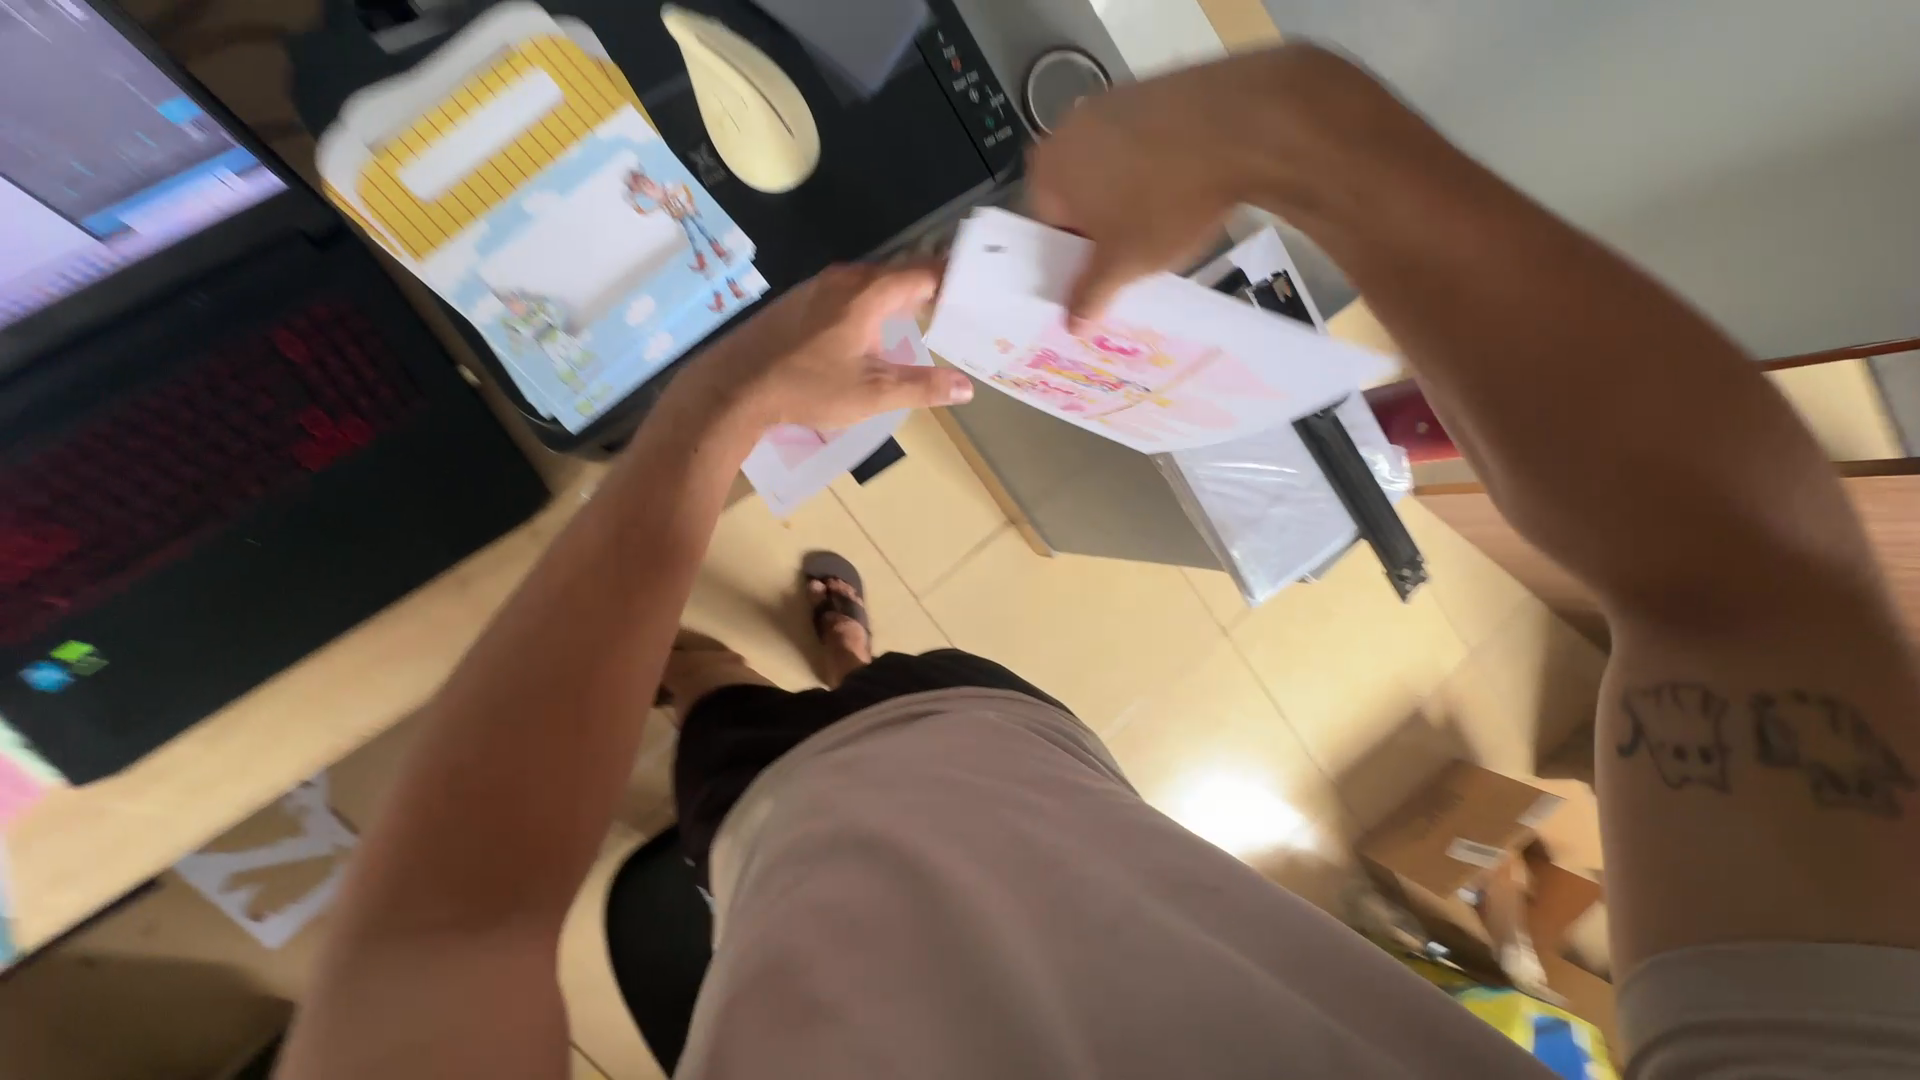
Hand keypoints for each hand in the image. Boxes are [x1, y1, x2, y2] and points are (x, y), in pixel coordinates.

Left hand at [682, 263, 973, 431]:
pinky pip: (851, 292)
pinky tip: (878, 329)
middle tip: (959, 306)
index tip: (979, 289)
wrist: (736, 386)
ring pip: (873, 282)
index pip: (925, 272)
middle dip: (931, 286)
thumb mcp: (873, 393)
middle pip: (900, 273)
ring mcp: (820, 287)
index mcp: (869, 293)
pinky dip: (874, 303)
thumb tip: (965, 387)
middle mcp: (846, 279)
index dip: (954, 278)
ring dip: (900, 296)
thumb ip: (922, 386)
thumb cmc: (808, 387)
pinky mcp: (801, 301)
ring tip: (927, 317)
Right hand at [1026, 45, 1375, 321]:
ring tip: (1160, 232)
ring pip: (1109, 172)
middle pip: (1075, 198)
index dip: (1070, 263)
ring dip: (1126, 203)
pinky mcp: (1152, 90)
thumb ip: (1089, 295)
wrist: (1244, 126)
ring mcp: (1111, 103)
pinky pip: (1139, 147)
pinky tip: (1183, 193)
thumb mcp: (1124, 264)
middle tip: (1128, 263)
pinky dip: (1153, 172)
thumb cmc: (1165, 202)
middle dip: (1098, 232)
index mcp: (1046, 172)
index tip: (1095, 282)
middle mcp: (1067, 129)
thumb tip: (1071, 322)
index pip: (1045, 231)